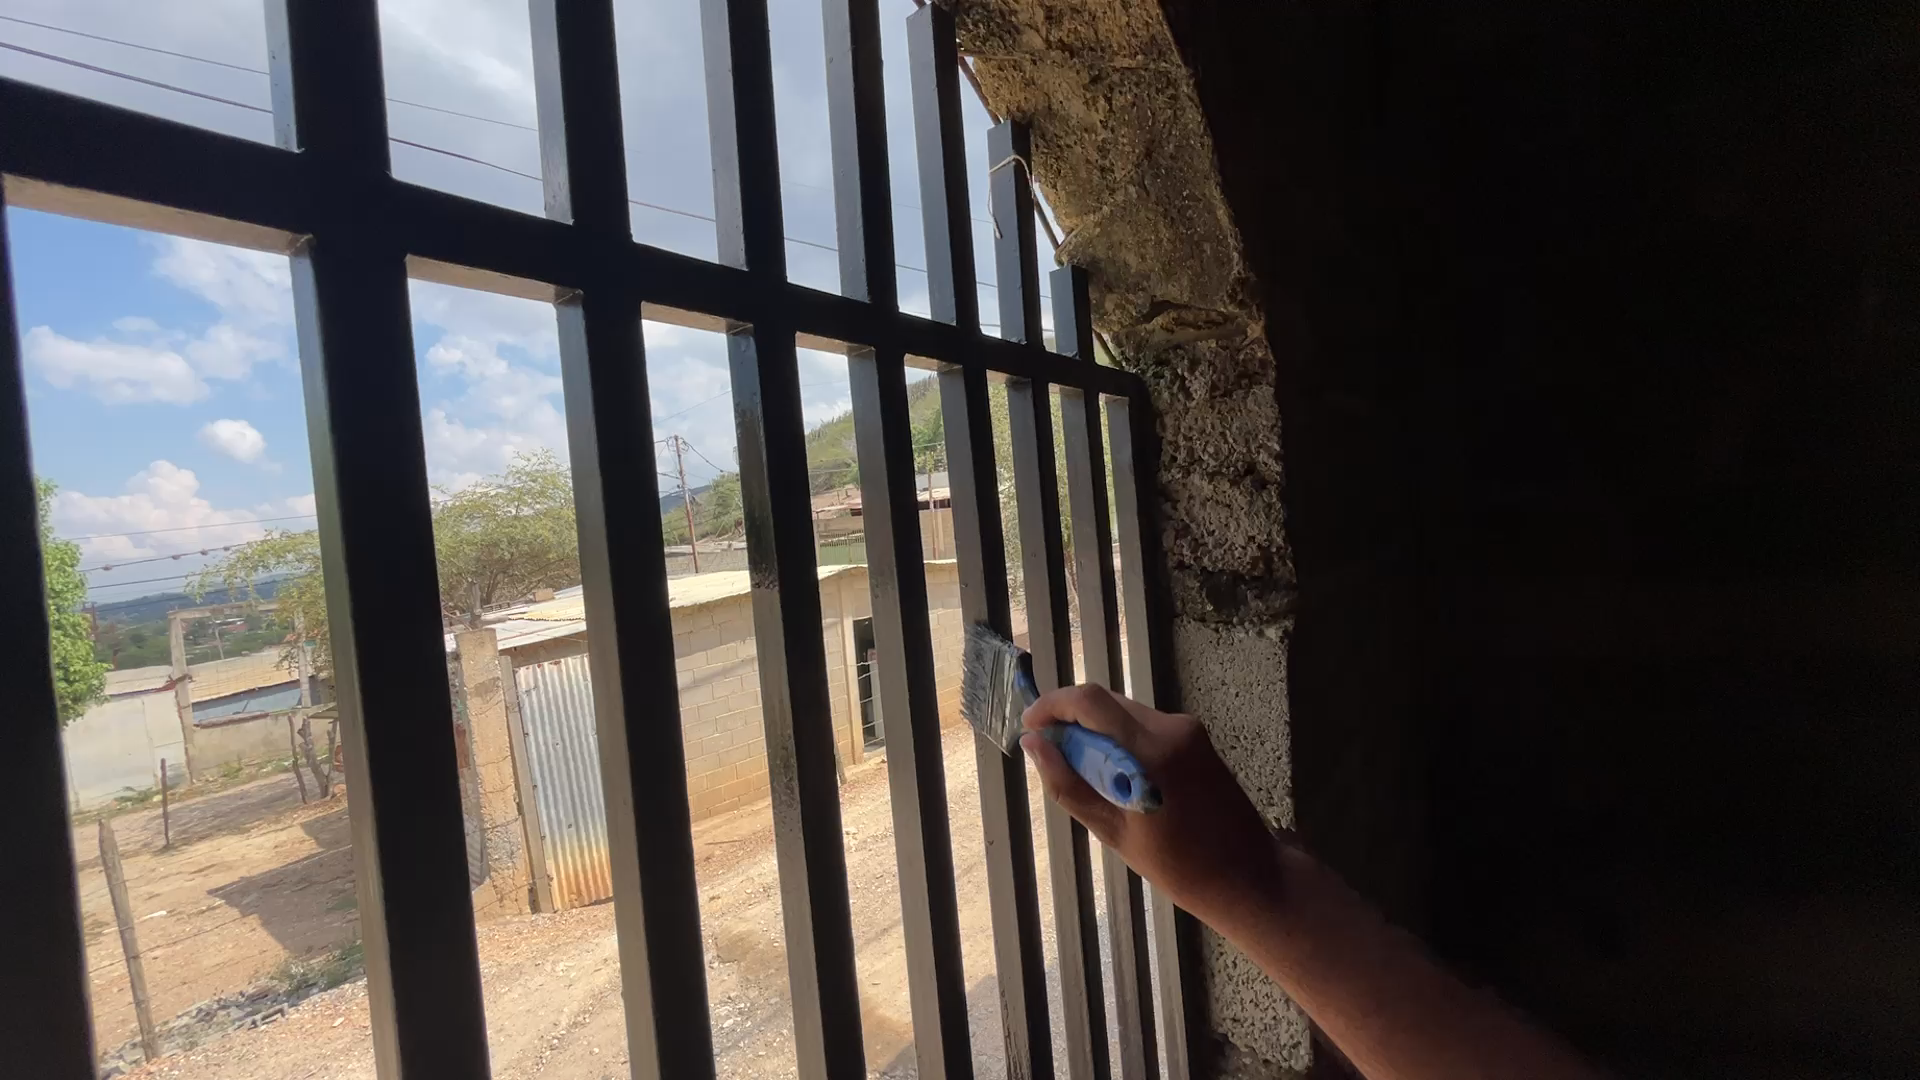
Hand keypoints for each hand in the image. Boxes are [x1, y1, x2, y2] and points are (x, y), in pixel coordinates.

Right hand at [1021, 685, 1282, 928]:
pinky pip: (1144, 724)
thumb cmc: (1181, 868)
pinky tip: (1116, 771)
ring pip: (1124, 711)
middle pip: (1105, 702)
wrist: (1252, 877)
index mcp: (1150, 751)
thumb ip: (1069, 785)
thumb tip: (1033, 745)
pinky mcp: (1196, 735)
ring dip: (1095, 728)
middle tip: (1050, 750)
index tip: (1030, 725)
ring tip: (1080, 767)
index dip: (1052, 704)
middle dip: (1071, 718)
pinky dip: (1120, 737)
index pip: (1089, 701)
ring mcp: (1187, 729)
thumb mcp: (1114, 833)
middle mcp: (1170, 727)